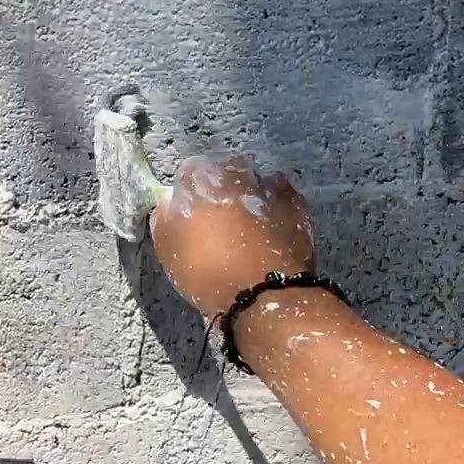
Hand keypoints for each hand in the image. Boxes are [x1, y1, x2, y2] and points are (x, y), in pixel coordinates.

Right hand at [148, 153, 315, 316]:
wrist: (262, 294)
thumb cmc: (206, 269)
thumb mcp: (166, 245)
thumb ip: (165, 214)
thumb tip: (171, 203)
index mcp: (200, 175)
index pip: (189, 173)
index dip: (189, 196)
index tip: (191, 218)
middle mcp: (237, 169)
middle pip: (226, 174)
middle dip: (223, 193)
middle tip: (220, 226)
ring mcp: (271, 184)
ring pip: (256, 185)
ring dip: (251, 200)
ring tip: (249, 235)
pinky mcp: (298, 204)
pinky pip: (281, 202)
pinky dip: (276, 214)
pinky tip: (271, 237)